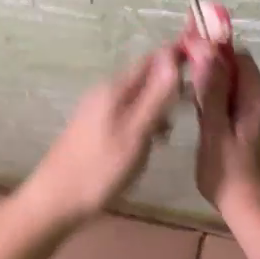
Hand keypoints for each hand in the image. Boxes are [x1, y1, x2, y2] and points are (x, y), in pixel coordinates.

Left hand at [22, 47, 181, 225]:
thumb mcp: (136, 132)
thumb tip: (173, 56)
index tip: (204, 65)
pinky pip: (128, 114)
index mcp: (115, 88)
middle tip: (191, 108)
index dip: (177, 57)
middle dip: (170, 87)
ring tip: (168, 134)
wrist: (55, 202)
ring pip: (138, 98)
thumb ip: (156, 96)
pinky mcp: (95, 128)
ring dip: (158, 109)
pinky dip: (145, 123)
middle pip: (145, 78)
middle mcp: (105, 92)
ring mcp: (98, 110)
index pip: (152, 59)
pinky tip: (150, 144)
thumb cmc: (100, 169)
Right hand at [190, 44, 259, 223]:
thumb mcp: (214, 132)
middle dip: (215, 81)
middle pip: (241, 76)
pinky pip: (248, 111)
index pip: (239, 58)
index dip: (214, 55)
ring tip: (200, 121)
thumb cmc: (231, 175)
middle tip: (189, 100)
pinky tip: (216, 134)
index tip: (189, 63)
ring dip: (221, 99)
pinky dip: (231, 114)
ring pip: (243, 94)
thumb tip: (207, 50)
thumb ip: (211, 91)